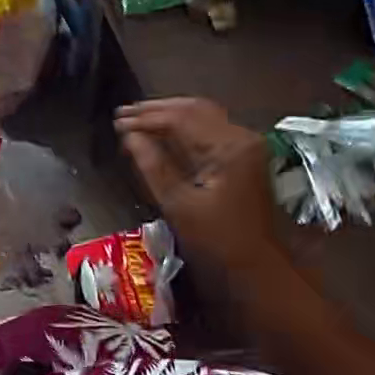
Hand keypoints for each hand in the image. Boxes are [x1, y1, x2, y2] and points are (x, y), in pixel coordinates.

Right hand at [115, 98, 284, 274]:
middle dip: (157, 110)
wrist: (257, 265)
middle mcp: (241, 137)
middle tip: (123, 114)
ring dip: (169, 115)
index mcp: (229, 147)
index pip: (182, 119)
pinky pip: (210, 130)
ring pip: (203, 116)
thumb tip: (129, 137)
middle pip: (194, 109)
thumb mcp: (179, 205)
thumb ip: (153, 166)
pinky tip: (162, 132)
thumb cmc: (217, 240)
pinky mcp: (244, 156)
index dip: (147, 118)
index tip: (117, 122)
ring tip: (137, 119)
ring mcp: (246, 145)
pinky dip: (184, 128)